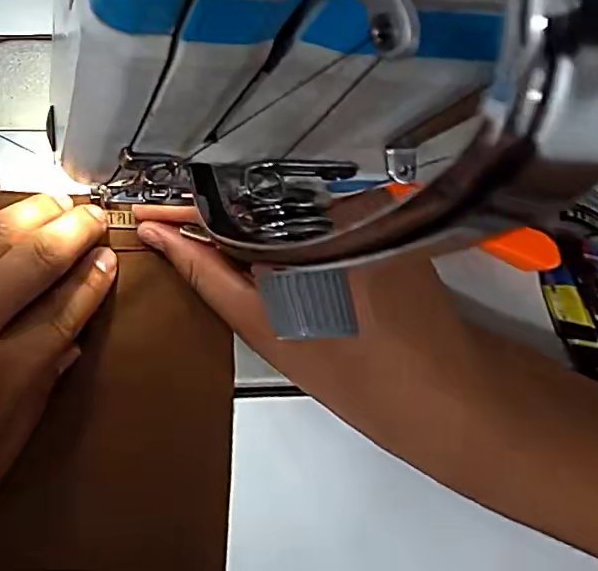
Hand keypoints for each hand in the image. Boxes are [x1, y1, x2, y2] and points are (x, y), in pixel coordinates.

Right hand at [134, 209, 495, 465]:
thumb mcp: (264, 328)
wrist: (451, 396)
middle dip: (208, 219)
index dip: (175, 210)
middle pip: (246, 200)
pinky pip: (306, 211)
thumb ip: (205, 273)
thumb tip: (160, 236)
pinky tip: (276, 264)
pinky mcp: (371, 210)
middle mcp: (330, 204)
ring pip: (275, 206)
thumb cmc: (365, 377)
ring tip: (232, 264)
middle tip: (176, 240)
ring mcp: (355, 204)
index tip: (146, 212)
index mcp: (299, 230)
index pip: (219, 206)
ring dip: (246, 227)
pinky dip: (282, 231)